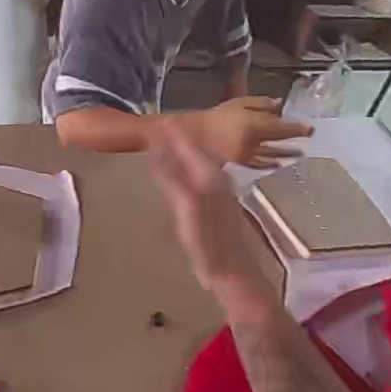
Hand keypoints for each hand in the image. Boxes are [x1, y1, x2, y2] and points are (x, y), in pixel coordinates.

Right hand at [149, 122, 280, 321]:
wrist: (232, 271)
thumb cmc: (208, 242)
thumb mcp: (186, 206)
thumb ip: (171, 177)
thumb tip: (158, 148)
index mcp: (209, 176)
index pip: (187, 146)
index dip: (174, 134)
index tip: (161, 120)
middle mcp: (215, 180)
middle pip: (193, 153)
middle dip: (177, 140)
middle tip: (160, 128)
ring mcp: (217, 193)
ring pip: (197, 165)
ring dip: (182, 154)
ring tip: (166, 146)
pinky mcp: (215, 207)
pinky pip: (198, 179)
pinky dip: (186, 171)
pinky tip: (181, 175)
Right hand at [177, 96, 311, 167]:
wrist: (190, 137)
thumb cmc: (212, 118)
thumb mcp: (236, 103)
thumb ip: (259, 104)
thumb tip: (278, 104)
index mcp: (255, 125)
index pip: (284, 128)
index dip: (298, 129)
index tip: (310, 130)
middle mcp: (255, 143)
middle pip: (279, 143)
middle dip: (293, 142)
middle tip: (306, 144)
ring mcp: (247, 156)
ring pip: (271, 156)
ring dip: (285, 155)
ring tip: (296, 157)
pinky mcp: (238, 164)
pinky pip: (258, 164)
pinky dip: (268, 164)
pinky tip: (275, 165)